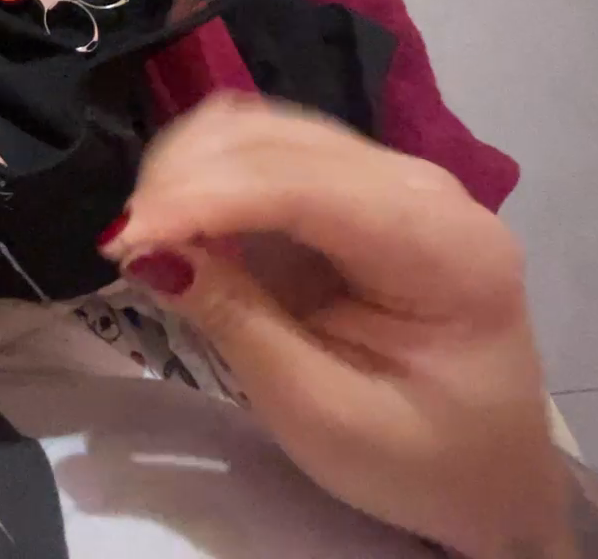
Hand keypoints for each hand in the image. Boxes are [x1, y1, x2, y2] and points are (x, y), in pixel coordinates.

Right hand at [100, 95, 568, 558]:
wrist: (474, 470)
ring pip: (248, 128)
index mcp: (447, 249)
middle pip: (269, 140)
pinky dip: (194, 170)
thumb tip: (143, 252)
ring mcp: (377, 175)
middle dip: (180, 179)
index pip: (302, 188)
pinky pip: (246, 145)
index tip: (123, 241)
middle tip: (126, 245)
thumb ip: (234, 320)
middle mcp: (418, 187)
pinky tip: (178, 217)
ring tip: (149, 234)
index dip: (202, 200)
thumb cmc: (411, 458)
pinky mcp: (335, 180)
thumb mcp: (319, 410)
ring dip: (180, 168)